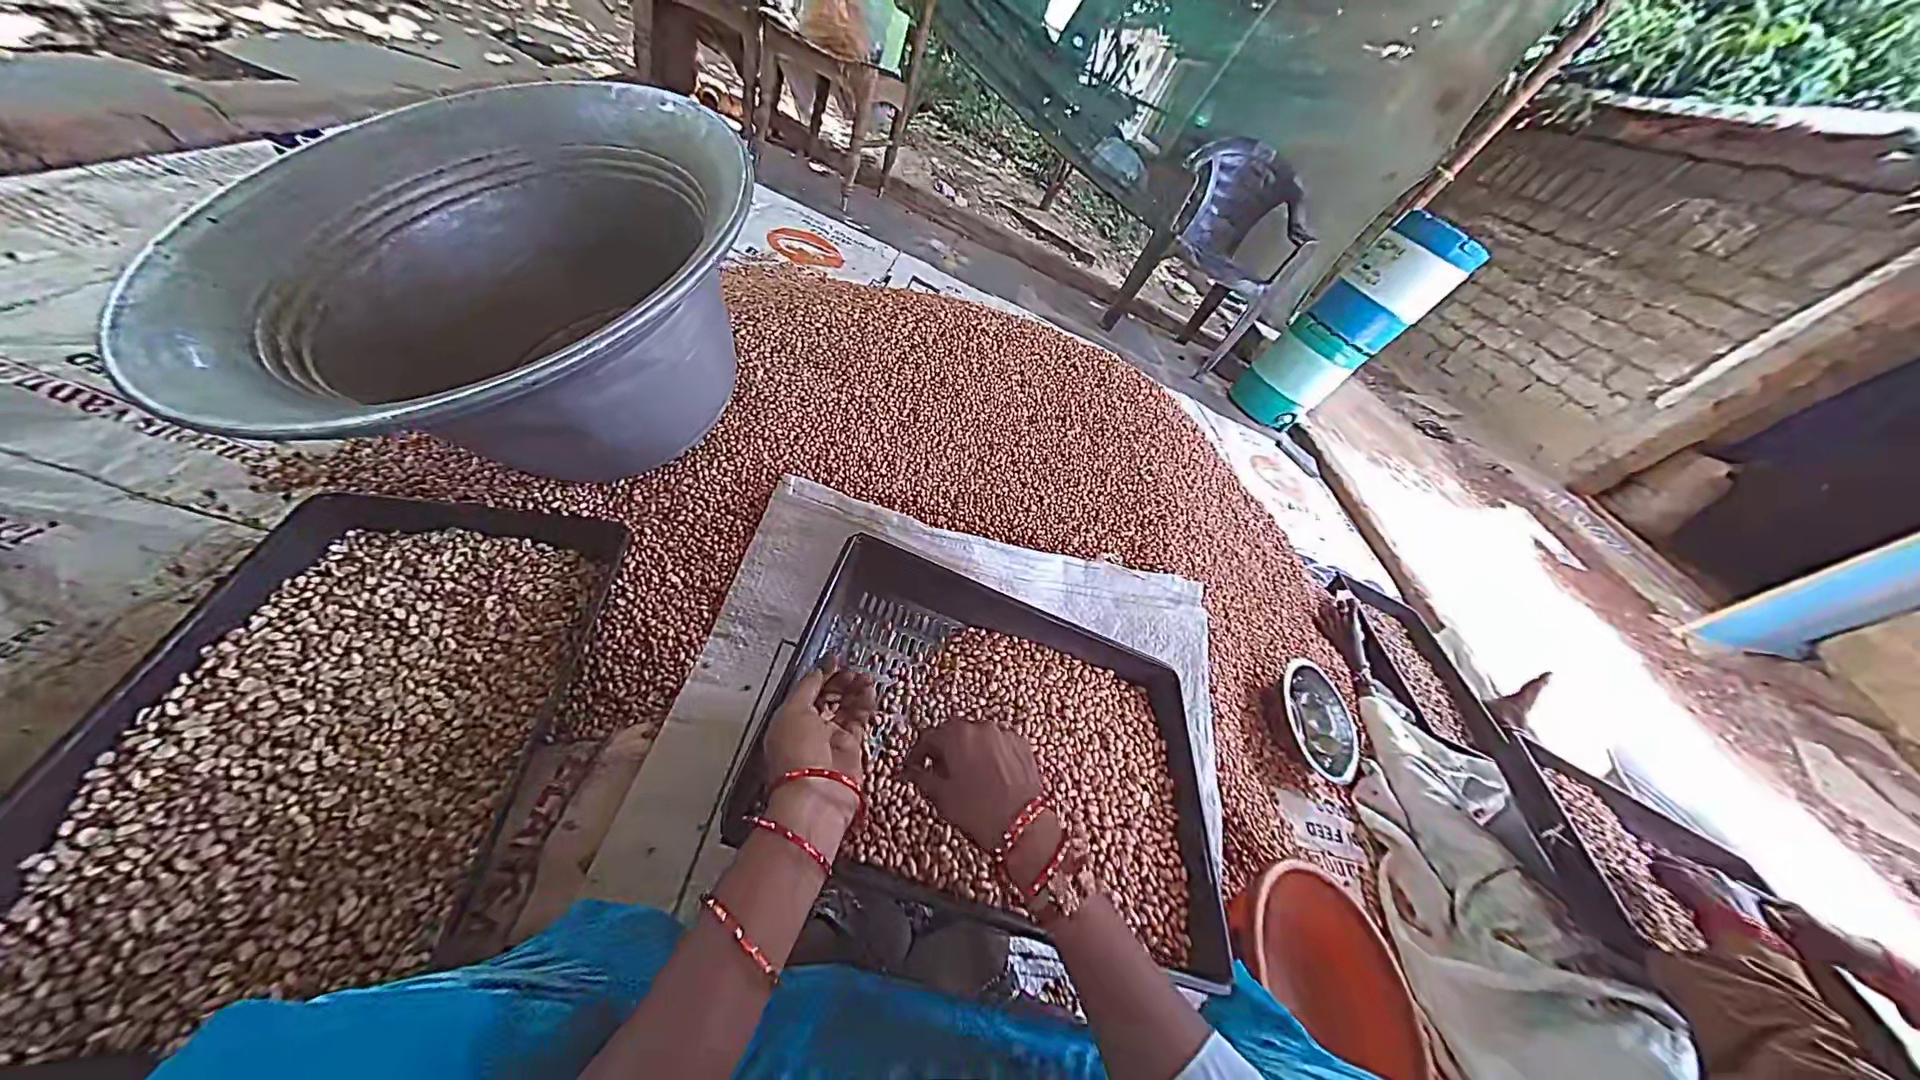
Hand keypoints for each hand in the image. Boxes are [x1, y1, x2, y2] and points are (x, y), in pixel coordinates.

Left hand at [764, 657, 874, 798]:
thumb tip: (818, 669)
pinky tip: (869, 692)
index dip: (823, 674)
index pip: (809, 689)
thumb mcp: (794, 710)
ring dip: (855, 689)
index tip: (836, 660)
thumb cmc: (797, 755)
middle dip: (841, 681)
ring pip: (846, 706)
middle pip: (829, 697)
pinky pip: (860, 720)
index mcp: (790, 719)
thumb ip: (808, 686)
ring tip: (865, 677)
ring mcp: (831, 738)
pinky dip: (865, 704)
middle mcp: (809, 728)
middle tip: (853, 669)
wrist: (817, 794)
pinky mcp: (851, 747)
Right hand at [904, 719, 1045, 850]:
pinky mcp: (1021, 745)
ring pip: (977, 738)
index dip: (918, 754)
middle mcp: (980, 728)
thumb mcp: (942, 796)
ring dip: (968, 752)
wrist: (1022, 824)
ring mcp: (1003, 735)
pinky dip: (990, 755)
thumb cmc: (982, 812)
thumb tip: (912, 772)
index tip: (915, 765)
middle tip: (938, 773)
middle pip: (954, 733)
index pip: (928, 737)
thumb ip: (922, 778)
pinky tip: (988, 777)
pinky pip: (998, 744)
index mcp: (956, 736)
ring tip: (966, 778)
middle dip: (944, 751)